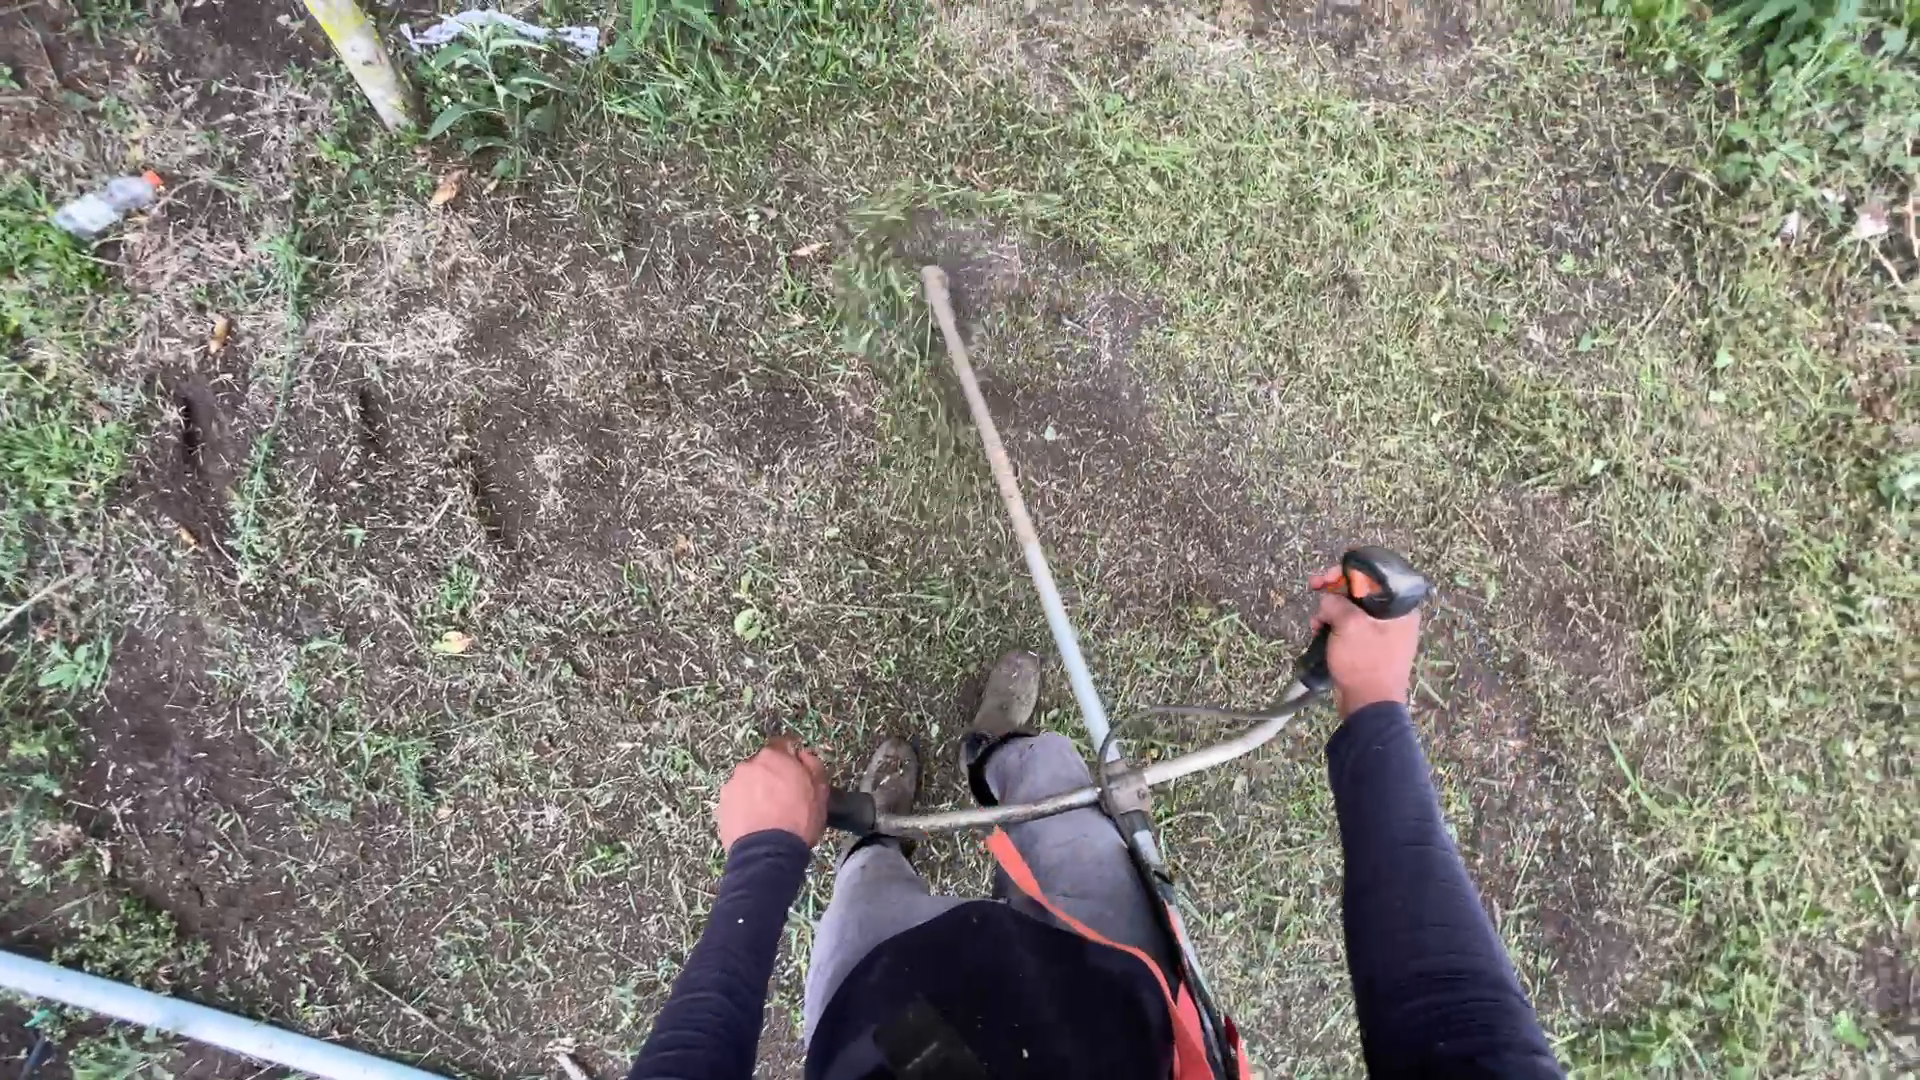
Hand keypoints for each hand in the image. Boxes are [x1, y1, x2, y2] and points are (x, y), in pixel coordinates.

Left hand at [716, 735, 829, 850]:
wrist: (768, 854)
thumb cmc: (798, 820)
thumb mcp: (820, 791)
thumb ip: (813, 765)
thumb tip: (803, 755)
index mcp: (773, 756)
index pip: (782, 745)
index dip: (791, 758)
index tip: (796, 772)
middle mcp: (748, 766)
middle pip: (763, 765)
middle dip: (772, 776)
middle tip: (784, 797)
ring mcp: (732, 786)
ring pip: (748, 783)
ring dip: (756, 791)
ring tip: (768, 814)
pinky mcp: (721, 807)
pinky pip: (737, 801)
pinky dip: (745, 807)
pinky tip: (756, 822)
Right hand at [1310, 565, 1420, 715]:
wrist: (1369, 703)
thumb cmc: (1364, 661)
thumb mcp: (1348, 624)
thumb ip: (1336, 603)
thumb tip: (1327, 601)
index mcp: (1400, 608)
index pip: (1373, 576)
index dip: (1346, 572)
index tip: (1325, 577)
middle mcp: (1395, 618)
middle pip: (1360, 592)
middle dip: (1334, 592)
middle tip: (1313, 588)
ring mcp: (1383, 634)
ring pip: (1351, 610)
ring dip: (1330, 612)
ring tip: (1316, 623)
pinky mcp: (1369, 647)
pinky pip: (1349, 627)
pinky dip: (1333, 626)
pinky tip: (1319, 633)